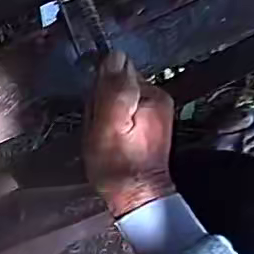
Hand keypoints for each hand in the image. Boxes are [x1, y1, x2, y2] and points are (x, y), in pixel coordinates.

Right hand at [85, 51, 175, 216]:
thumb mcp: (108, 126)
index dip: (100, 88)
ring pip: (116, 99)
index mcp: (152, 95)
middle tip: (98, 127)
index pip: (117, 70)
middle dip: (101, 101)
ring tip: (102, 136)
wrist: (136, 198)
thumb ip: (112, 90)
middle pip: (117, 84)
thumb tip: (113, 55)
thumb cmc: (119, 166)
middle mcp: (157, 99)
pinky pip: (120, 113)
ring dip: (103, 114)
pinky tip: (108, 140)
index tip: (96, 108)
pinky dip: (110, 124)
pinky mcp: (146, 126)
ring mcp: (153, 113)